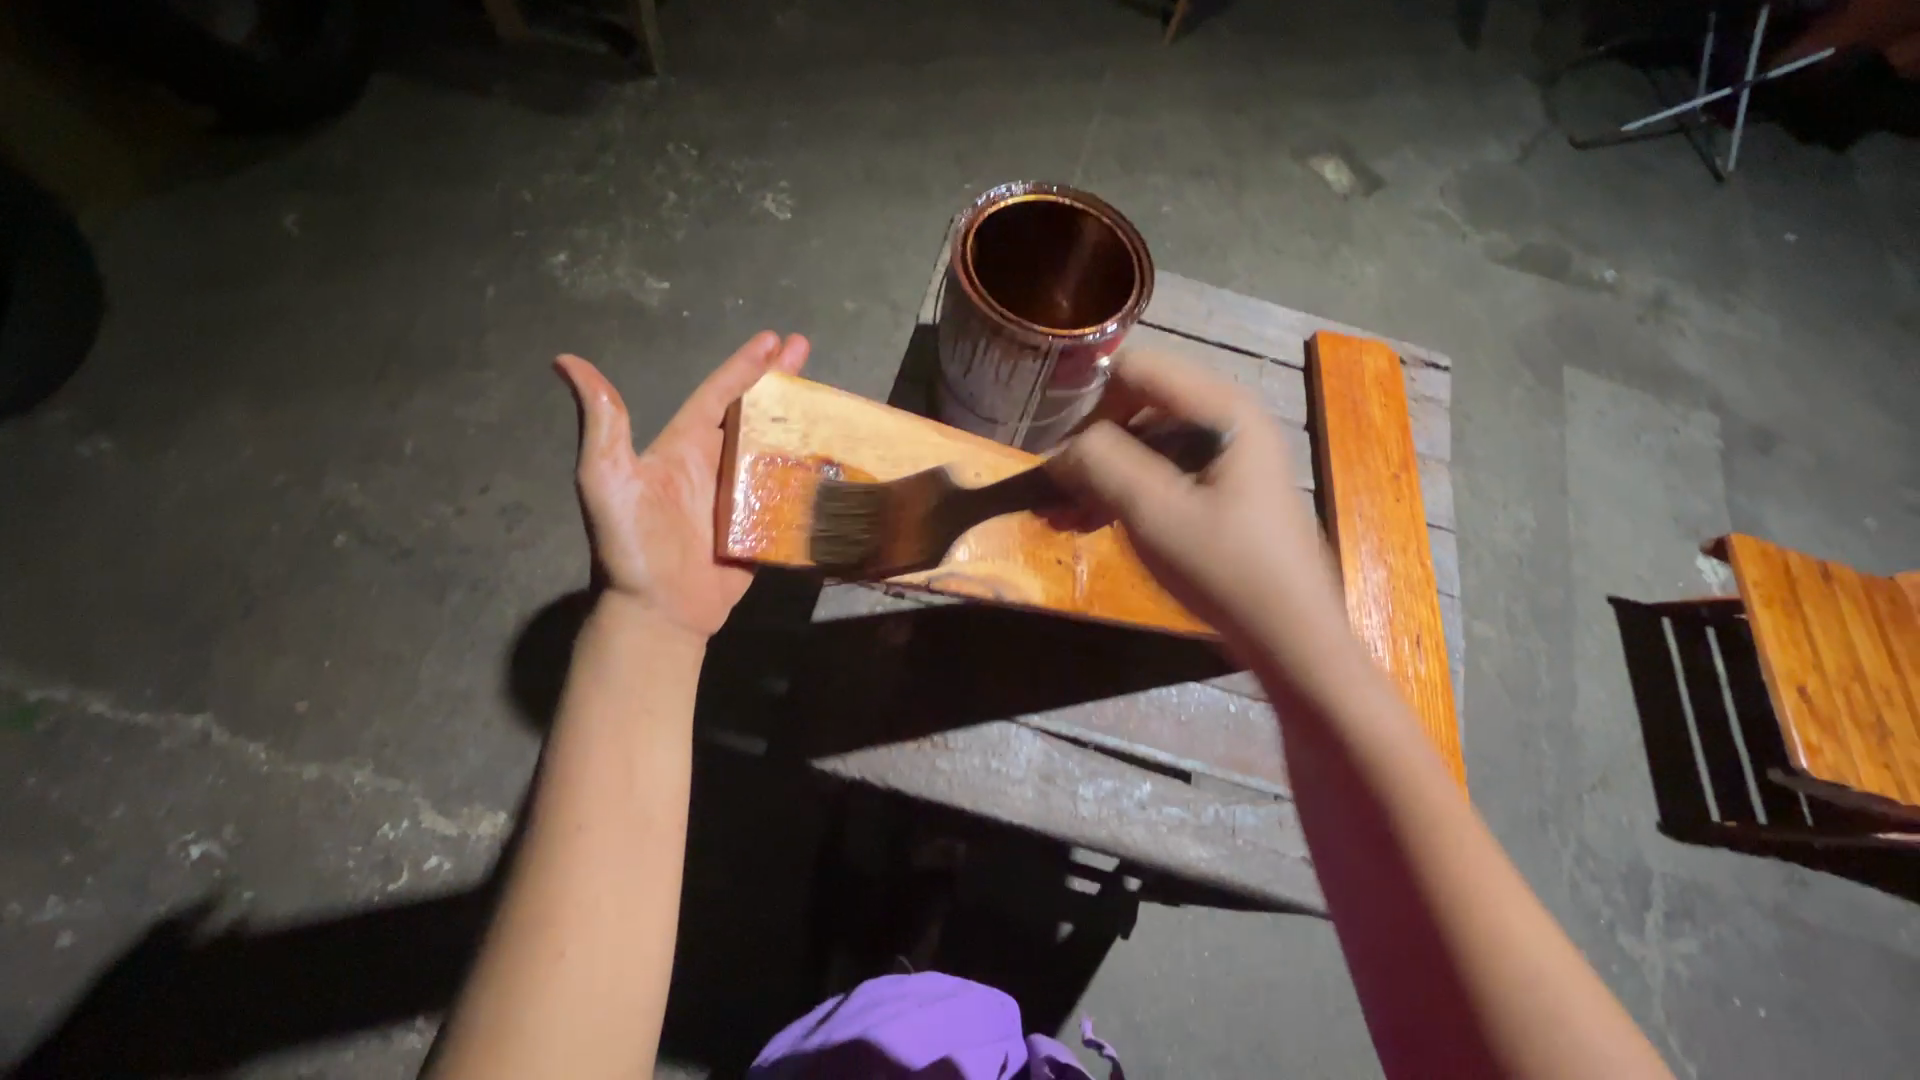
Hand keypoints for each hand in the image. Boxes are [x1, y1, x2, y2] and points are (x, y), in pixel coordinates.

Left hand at [554, 332, 809, 640]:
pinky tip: (834, 462)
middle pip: (755, 414)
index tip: (775, 339)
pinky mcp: (759, 528)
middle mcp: (714, 464)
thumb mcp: (606, 478)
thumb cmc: (630, 544)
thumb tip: (565, 361)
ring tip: (829, 402)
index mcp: (683, 446)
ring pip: (776, 451)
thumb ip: (602, 422)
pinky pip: (788, 495)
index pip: (719, 394)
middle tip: (807, 352)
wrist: (657, 610)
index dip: (745, 366)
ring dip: (801, 425)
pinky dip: (810, 478)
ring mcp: (740, 497)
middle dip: (781, 382)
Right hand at [1047, 348, 1350, 672]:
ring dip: (1100, 477)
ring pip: (1145, 446)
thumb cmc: (1226, 569)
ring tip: (1061, 518)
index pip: (1137, 370)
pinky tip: (1089, 525)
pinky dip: (1124, 495)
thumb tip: (1057, 450)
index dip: (1090, 404)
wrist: (1290, 638)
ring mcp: (1227, 457)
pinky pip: (1161, 475)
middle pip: (1138, 407)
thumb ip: (1100, 464)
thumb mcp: (1154, 513)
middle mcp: (1227, 419)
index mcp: (1222, 409)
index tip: (1063, 455)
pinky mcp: (1222, 491)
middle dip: (1091, 448)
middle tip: (1054, 494)